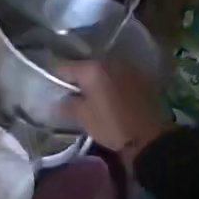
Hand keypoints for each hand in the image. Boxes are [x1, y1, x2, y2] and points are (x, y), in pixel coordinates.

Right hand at [53, 59, 172, 162]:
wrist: (149, 137)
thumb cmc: (111, 125)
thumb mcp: (83, 117)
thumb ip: (67, 104)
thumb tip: (60, 99)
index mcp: (93, 69)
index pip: (64, 67)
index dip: (54, 77)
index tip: (49, 88)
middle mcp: (111, 61)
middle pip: (85, 67)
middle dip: (76, 79)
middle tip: (68, 94)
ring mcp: (128, 68)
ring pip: (103, 71)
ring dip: (94, 81)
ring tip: (88, 96)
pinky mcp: (141, 78)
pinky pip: (117, 77)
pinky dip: (109, 84)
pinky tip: (107, 97)